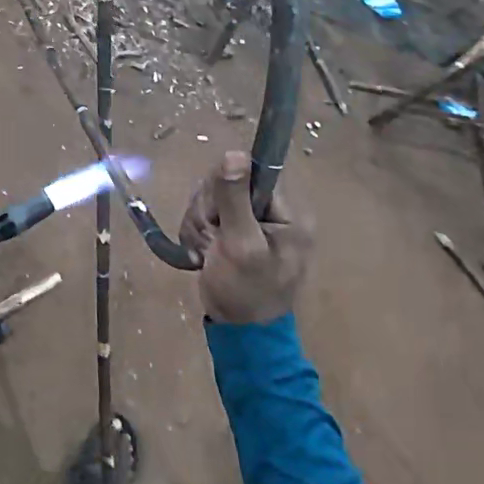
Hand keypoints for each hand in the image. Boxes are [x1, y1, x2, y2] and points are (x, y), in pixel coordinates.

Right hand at [178, 151, 310, 323]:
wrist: (239, 330)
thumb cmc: (246, 290)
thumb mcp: (240, 244)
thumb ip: (234, 199)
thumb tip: (233, 153)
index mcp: (288, 215)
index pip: (252, 174)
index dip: (228, 186)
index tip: (218, 211)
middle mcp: (272, 214)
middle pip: (226, 183)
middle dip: (208, 208)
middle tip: (211, 235)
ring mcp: (251, 223)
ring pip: (210, 198)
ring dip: (199, 222)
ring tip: (206, 249)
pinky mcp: (231, 232)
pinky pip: (203, 214)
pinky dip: (195, 231)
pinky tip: (202, 251)